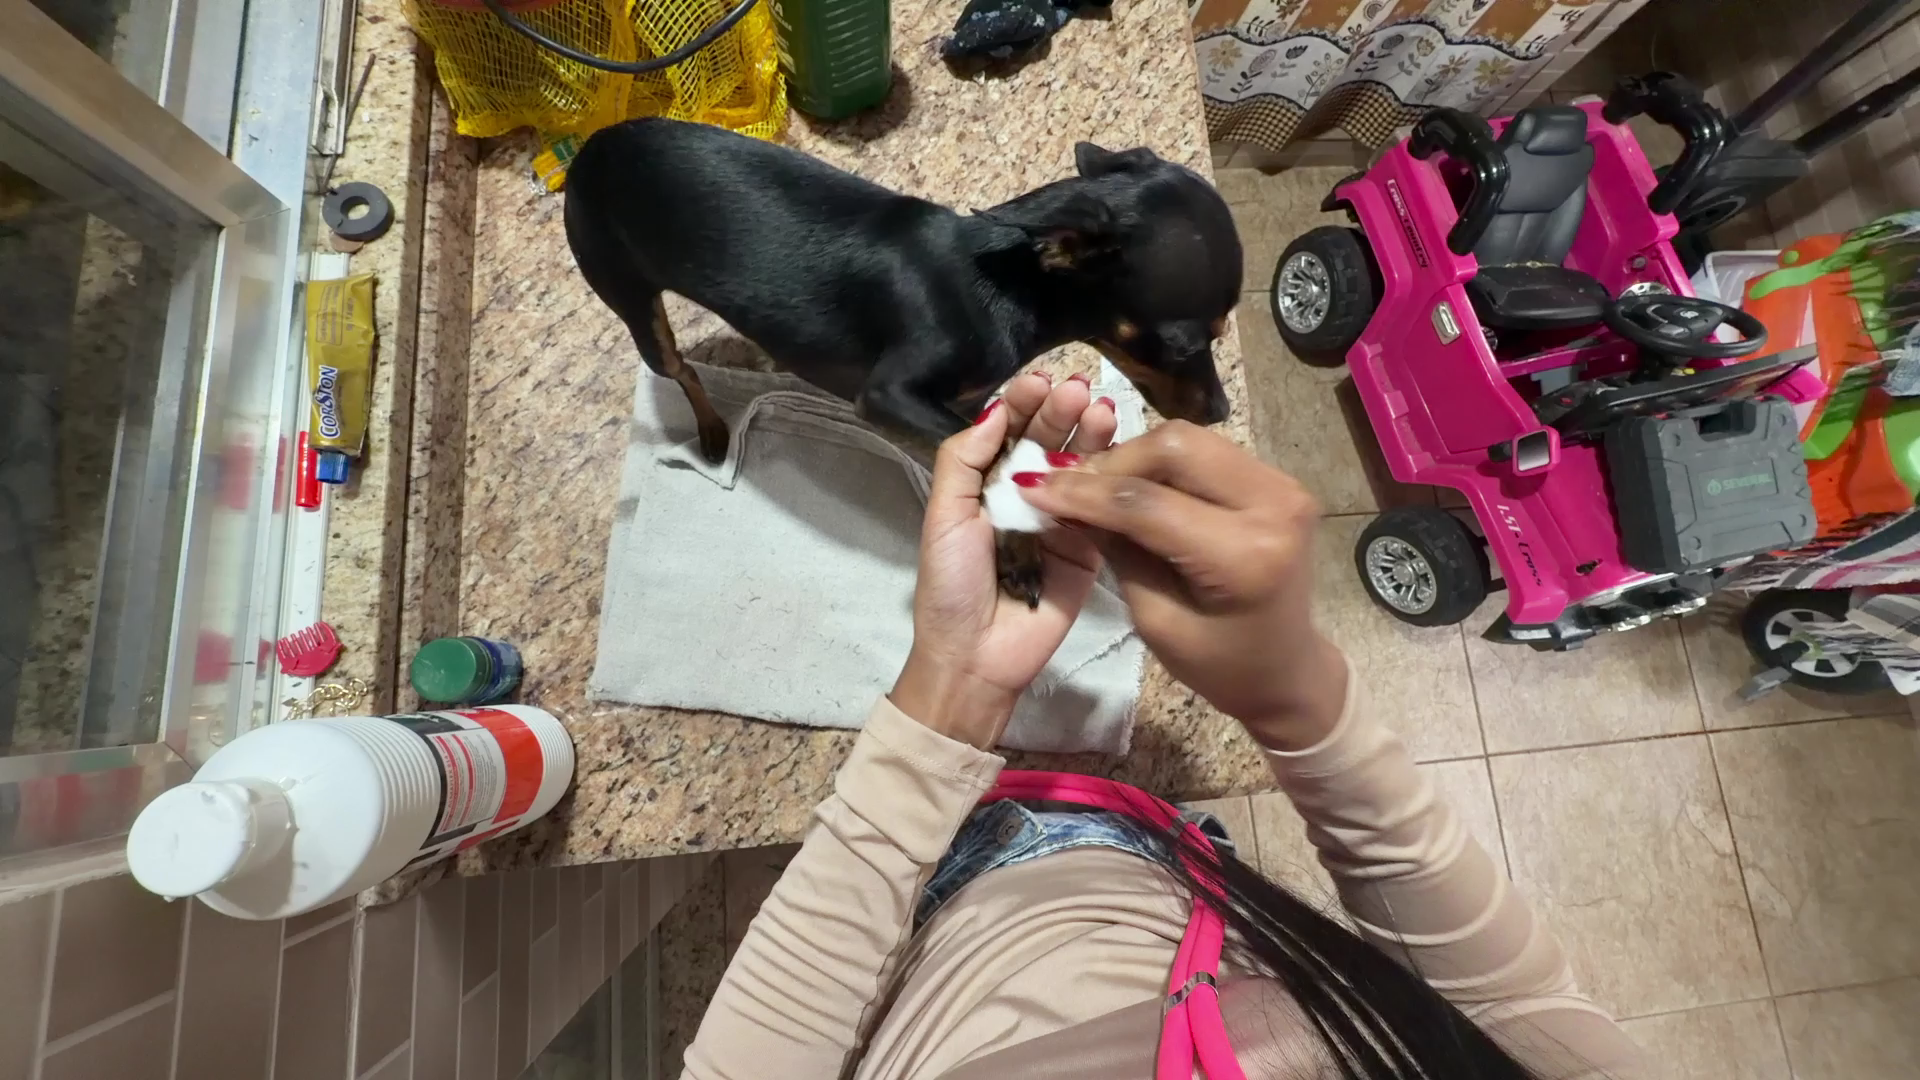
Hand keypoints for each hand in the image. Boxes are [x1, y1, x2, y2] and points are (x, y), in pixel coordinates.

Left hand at [891, 373, 1118, 747]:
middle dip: (1058, 414)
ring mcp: (1060, 521)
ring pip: (1079, 468)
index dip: (1021, 406)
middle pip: (1046, 444)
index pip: (1007, 433)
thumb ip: (964, 461)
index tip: (1038, 381)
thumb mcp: (943, 517)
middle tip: (1077, 389)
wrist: (977, 655)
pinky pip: (1101, 508)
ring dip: (1089, 436)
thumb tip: (993, 410)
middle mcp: (1024, 496)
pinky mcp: (1089, 548)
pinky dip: (1110, 478)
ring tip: (1101, 408)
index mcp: (985, 486)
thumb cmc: (952, 585)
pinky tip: (1118, 450)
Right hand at [1017, 421, 1348, 749]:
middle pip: (1174, 447)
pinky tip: (1129, 485)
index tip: (1032, 488)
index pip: (1148, 504)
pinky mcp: (1275, 478)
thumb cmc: (1218, 665)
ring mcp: (1281, 484)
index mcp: (1245, 557)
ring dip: (1132, 457)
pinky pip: (1204, 450)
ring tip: (1093, 485)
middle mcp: (1274, 505)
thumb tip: (1062, 498)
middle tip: (1067, 485)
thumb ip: (1114, 549)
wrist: (1287, 670)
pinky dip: (1158, 461)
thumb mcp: (1153, 618)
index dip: (1084, 492)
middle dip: (1111, 462)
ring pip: (1187, 439)